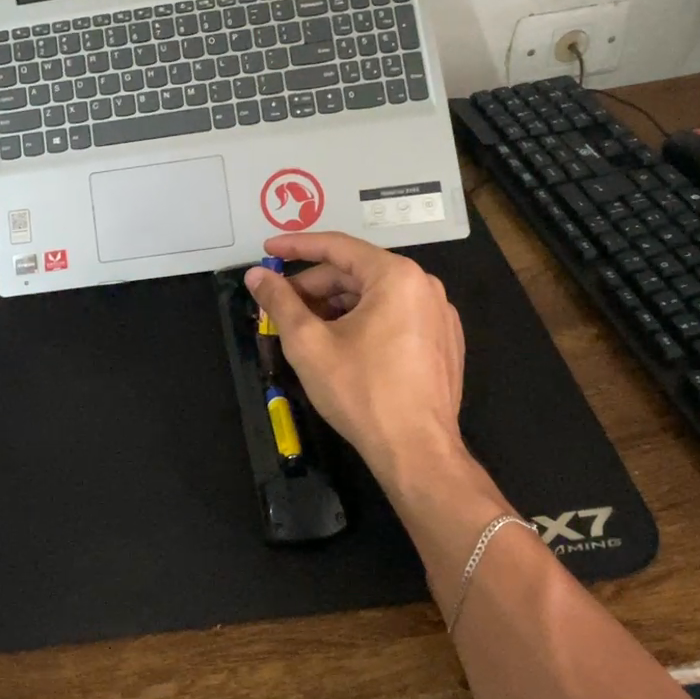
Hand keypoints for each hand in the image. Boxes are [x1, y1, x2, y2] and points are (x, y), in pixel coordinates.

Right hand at [244, 232, 466, 481]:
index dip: (296, 247)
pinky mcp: (442, 343)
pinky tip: (342, 346)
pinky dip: (364, 321)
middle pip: (357, 273)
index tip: (267, 250)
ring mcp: (439, 316)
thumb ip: (279, 301)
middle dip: (315, 286)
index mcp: (396, 276)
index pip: (338, 246)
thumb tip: (257, 276)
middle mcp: (424, 286)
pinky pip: (396, 317)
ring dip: (336, 306)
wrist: (417, 452)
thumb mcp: (309, 343)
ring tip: (305, 329)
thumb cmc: (361, 391)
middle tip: (280, 304)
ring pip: (376, 297)